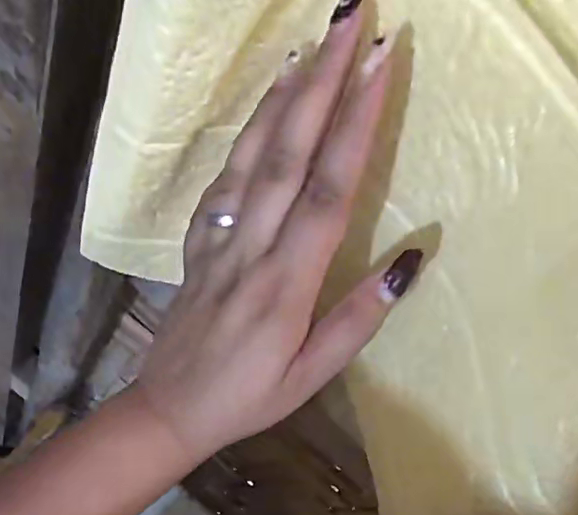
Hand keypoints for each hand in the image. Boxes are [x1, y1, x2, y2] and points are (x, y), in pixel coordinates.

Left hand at [123, 7, 423, 460]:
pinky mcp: (195, 251)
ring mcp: (216, 248)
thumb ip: (356, 321)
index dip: (355, 123)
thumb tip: (408, 261)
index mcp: (285, 286)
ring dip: (281, 99)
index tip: (381, 60)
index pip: (327, 192)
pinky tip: (259, 115)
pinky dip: (241, 143)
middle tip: (351, 17)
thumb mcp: (309, 378)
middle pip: (287, 157)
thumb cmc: (245, 402)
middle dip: (321, 82)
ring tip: (309, 45)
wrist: (170, 412)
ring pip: (249, 161)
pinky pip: (218, 187)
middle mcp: (249, 254)